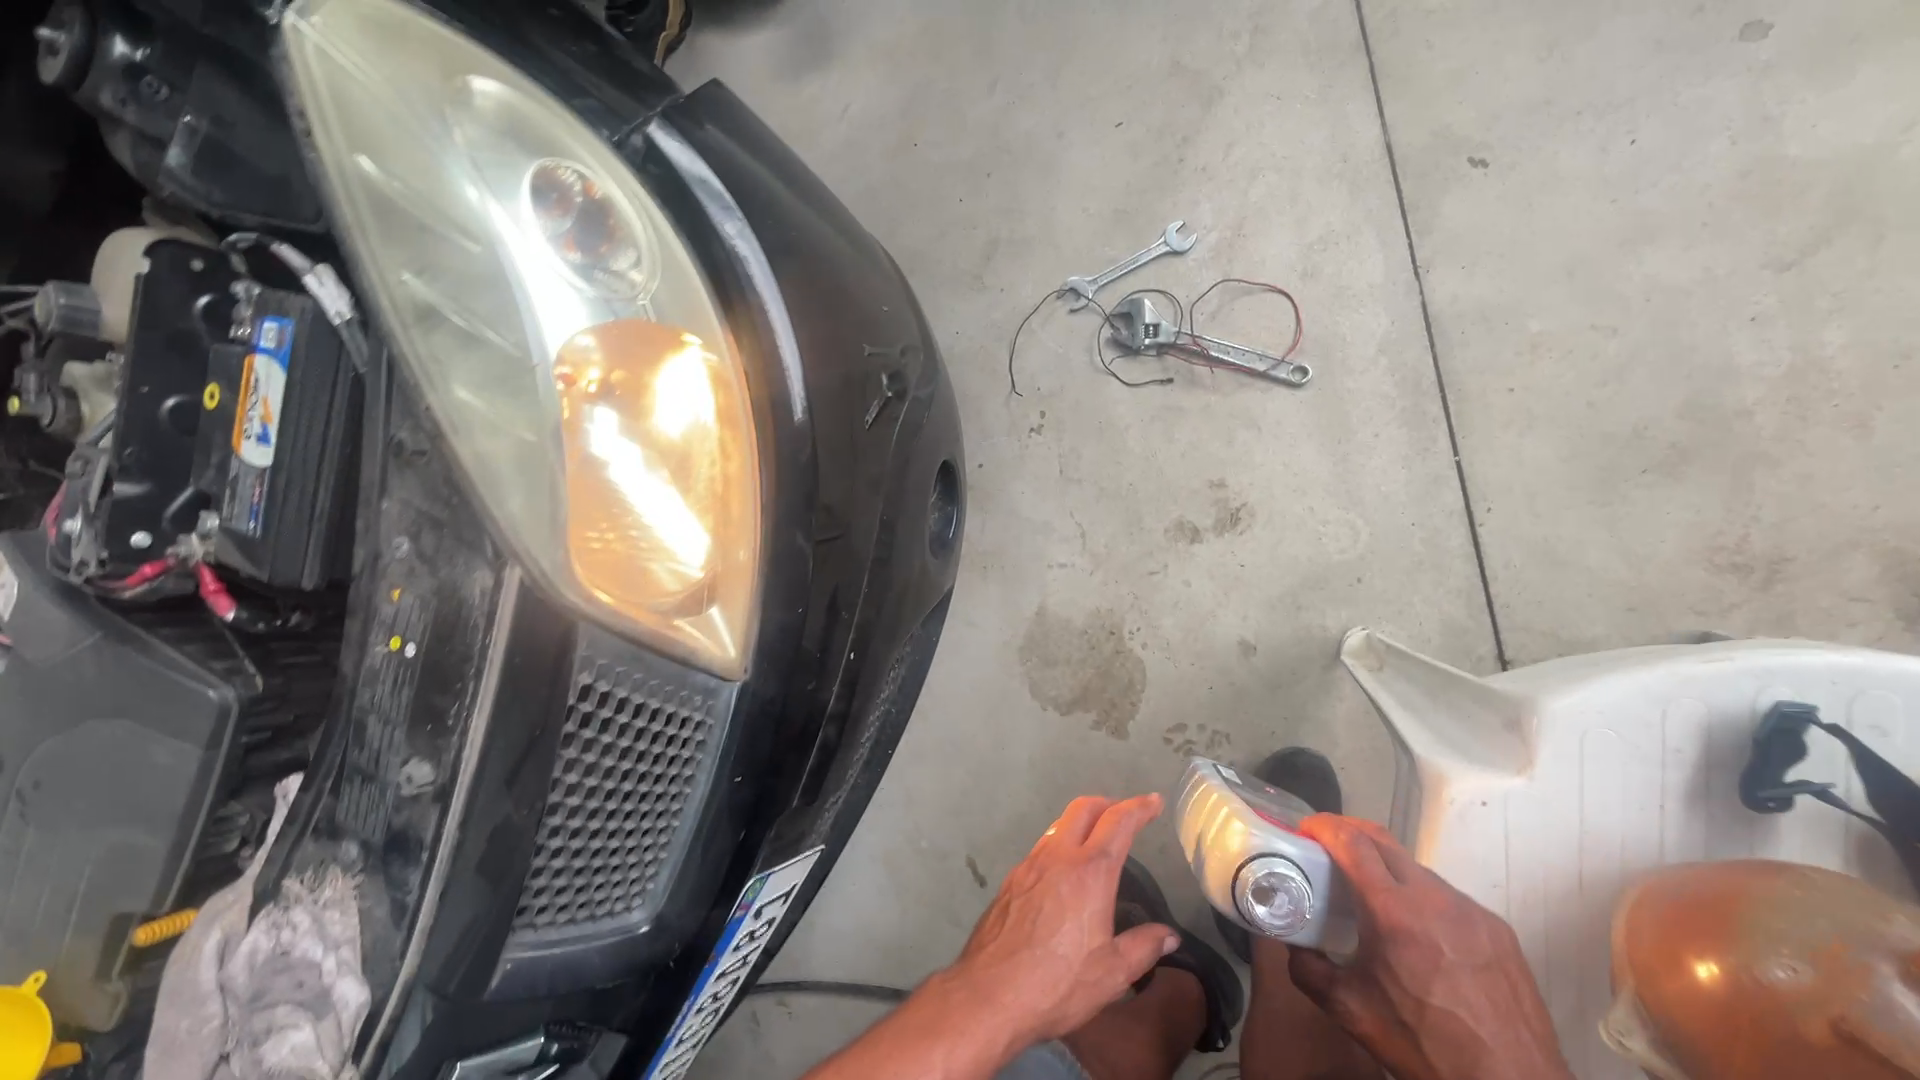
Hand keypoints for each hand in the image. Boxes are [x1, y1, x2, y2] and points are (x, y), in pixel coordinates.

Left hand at [938, 795, 1179, 1047]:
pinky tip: (1065, 874)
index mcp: (1089, 872)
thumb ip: (1144, 948)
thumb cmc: (1057, 984)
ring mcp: (1028, 867)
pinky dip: (1060, 846)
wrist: (989, 995)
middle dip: (1108, 804)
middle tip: (1126, 814)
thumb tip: (1168, 936)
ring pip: (1057, 826)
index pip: (1118, 822)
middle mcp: (1057, 858)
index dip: (1139, 808)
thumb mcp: (1112, 973)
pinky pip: (1041, 850)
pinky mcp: (1010, 882)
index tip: (1153, 802)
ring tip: (1097, 842)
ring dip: (1081, 823)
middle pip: (1083, 808)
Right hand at [1288, 815, 1571, 1079]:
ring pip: (1417, 869)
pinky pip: (1448, 898)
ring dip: (1386, 869)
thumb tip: (1292, 944)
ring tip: (1370, 898)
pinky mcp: (1498, 928)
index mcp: (1394, 912)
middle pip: (1384, 841)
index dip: (1325, 826)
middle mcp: (1435, 898)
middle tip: (1325, 847)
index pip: (1353, 843)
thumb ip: (1309, 970)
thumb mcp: (1350, 1011)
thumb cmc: (1424, 1045)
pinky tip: (1417, 934)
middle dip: (1349, 833)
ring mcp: (1472, 910)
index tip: (1305, 829)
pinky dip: (1421, 899)